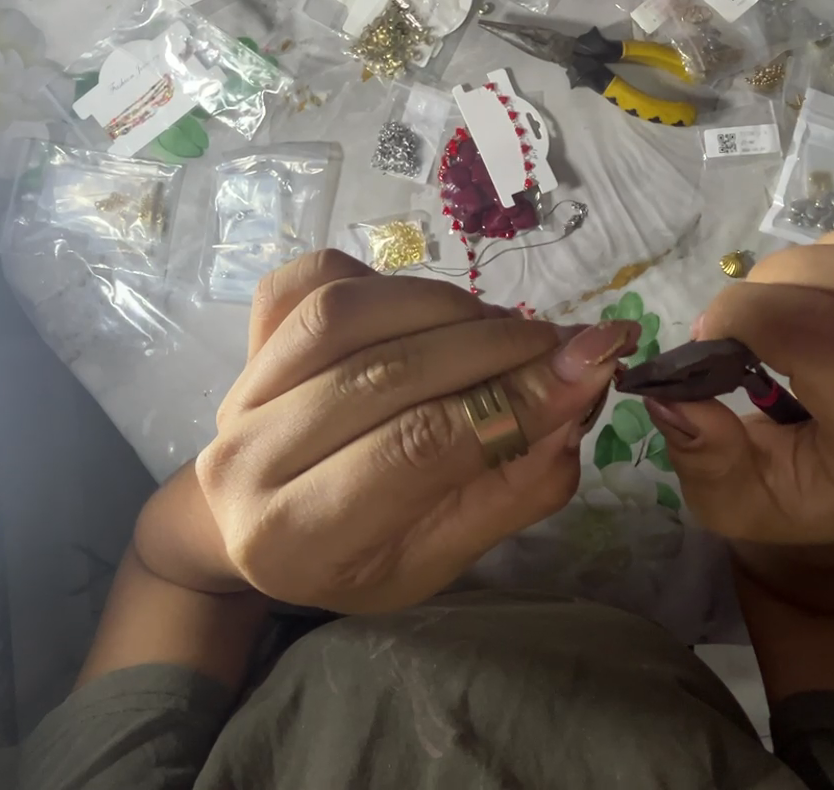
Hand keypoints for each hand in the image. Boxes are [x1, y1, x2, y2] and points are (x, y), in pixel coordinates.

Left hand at [171, 250, 637, 613]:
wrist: (259, 522)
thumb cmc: (356, 555)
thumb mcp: (441, 556)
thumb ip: (511, 484)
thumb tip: (578, 392)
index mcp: (299, 537)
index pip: (418, 447)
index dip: (513, 399)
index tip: (592, 361)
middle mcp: (251, 459)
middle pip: (385, 373)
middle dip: (490, 347)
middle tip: (557, 342)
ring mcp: (241, 389)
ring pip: (346, 313)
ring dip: (442, 306)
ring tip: (495, 329)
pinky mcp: (247, 336)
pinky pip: (314, 277)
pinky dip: (380, 278)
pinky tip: (420, 309)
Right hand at [645, 214, 833, 548]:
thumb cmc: (787, 503)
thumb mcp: (726, 499)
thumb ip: (701, 452)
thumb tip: (667, 391)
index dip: (753, 314)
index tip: (707, 331)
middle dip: (779, 280)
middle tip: (739, 316)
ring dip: (815, 260)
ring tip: (781, 301)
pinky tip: (826, 287)